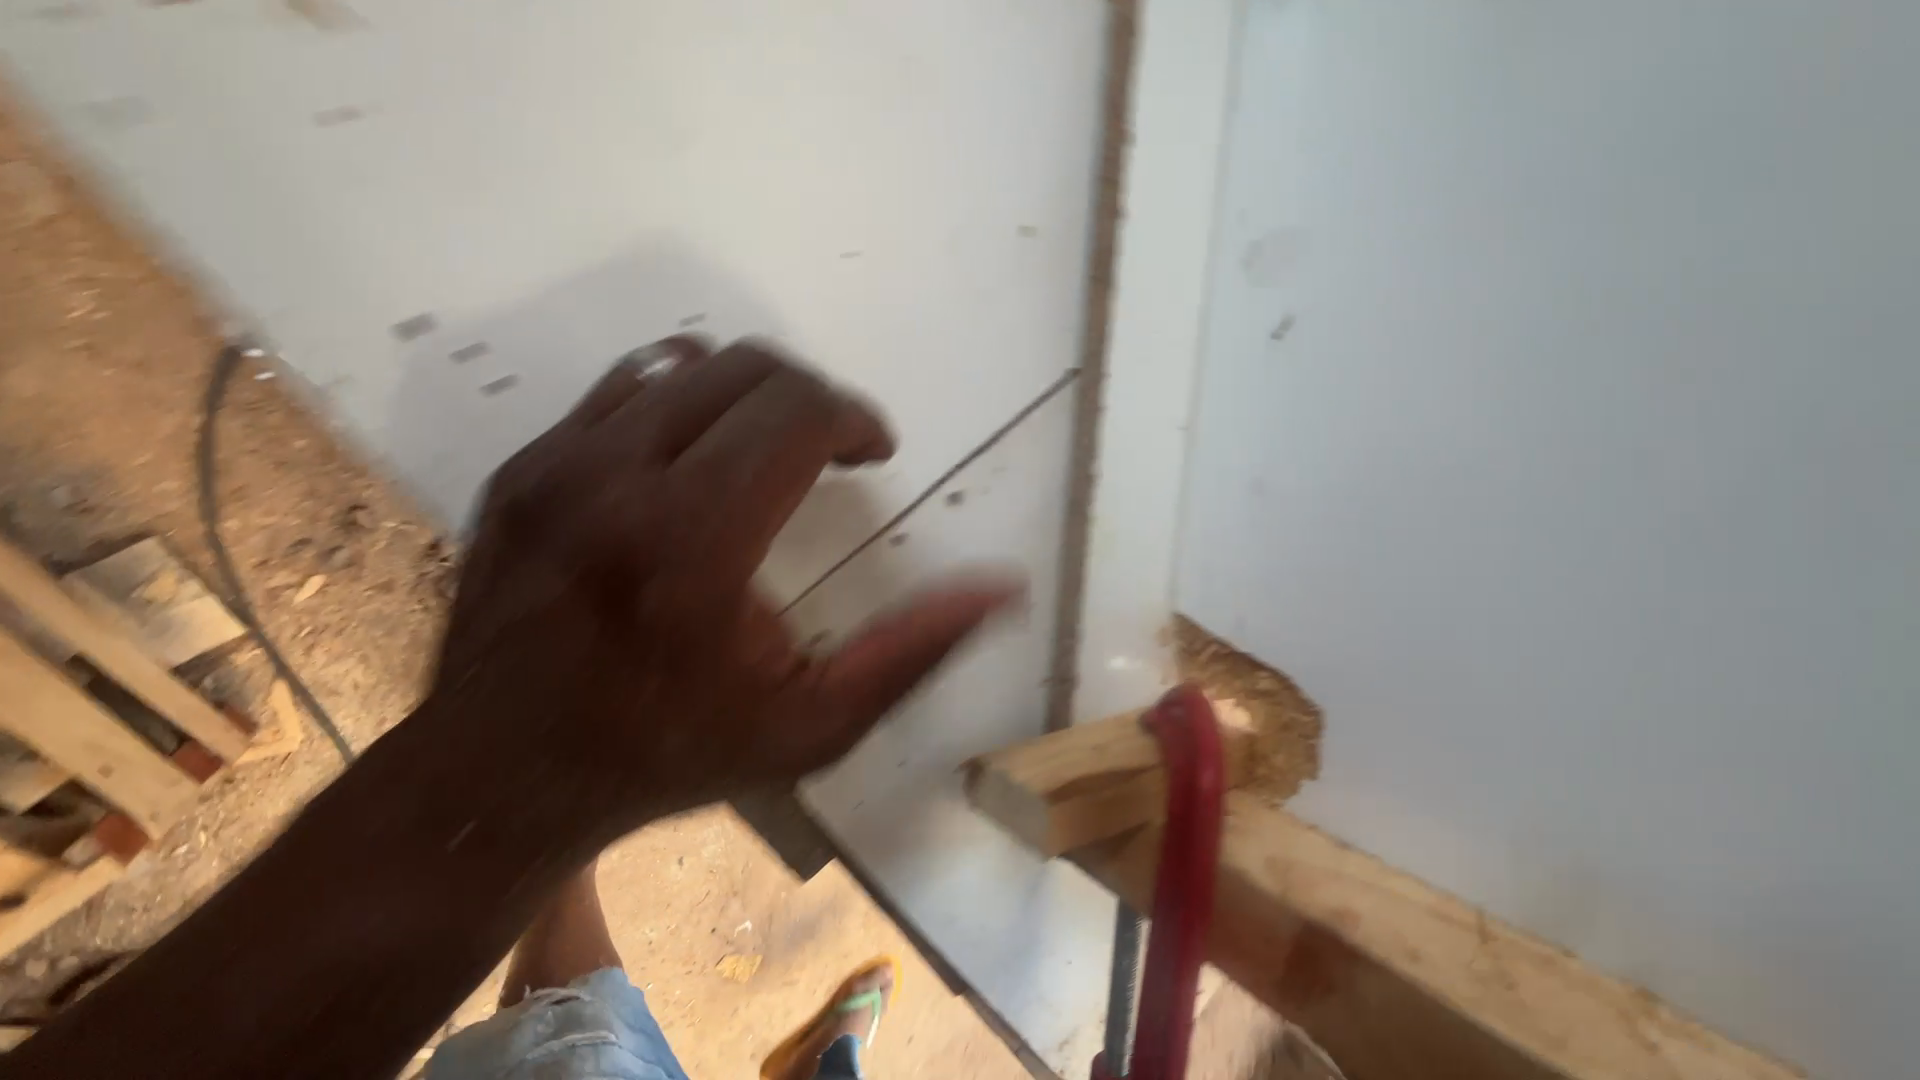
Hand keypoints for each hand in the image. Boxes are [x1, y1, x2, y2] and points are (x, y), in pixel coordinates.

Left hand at [426, 337, 1021, 840]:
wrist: (500, 778)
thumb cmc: (670, 755)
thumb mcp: (812, 724)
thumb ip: (912, 650)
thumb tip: (1002, 588)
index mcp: (691, 541)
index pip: (794, 410)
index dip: (853, 418)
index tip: (872, 451)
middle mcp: (614, 478)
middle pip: (744, 368)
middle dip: (810, 397)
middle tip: (832, 450)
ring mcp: (555, 464)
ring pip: (680, 365)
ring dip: (745, 395)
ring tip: (768, 449)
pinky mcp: (521, 468)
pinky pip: (619, 393)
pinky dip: (679, 408)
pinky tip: (692, 466)